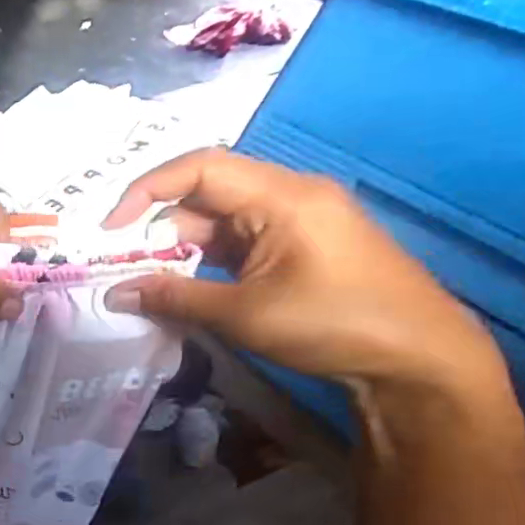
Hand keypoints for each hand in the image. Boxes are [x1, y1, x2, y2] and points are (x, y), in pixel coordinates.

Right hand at [101, 149, 504, 394]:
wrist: (415, 356)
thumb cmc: (333, 325)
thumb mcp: (244, 315)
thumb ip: (176, 299)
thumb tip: (117, 295)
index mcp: (282, 196)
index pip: (201, 168)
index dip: (147, 190)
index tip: (109, 228)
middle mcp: (289, 196)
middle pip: (207, 195)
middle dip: (159, 230)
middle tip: (122, 268)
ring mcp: (296, 223)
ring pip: (221, 224)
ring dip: (181, 251)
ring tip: (145, 284)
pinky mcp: (299, 248)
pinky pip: (241, 245)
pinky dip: (207, 264)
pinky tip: (184, 289)